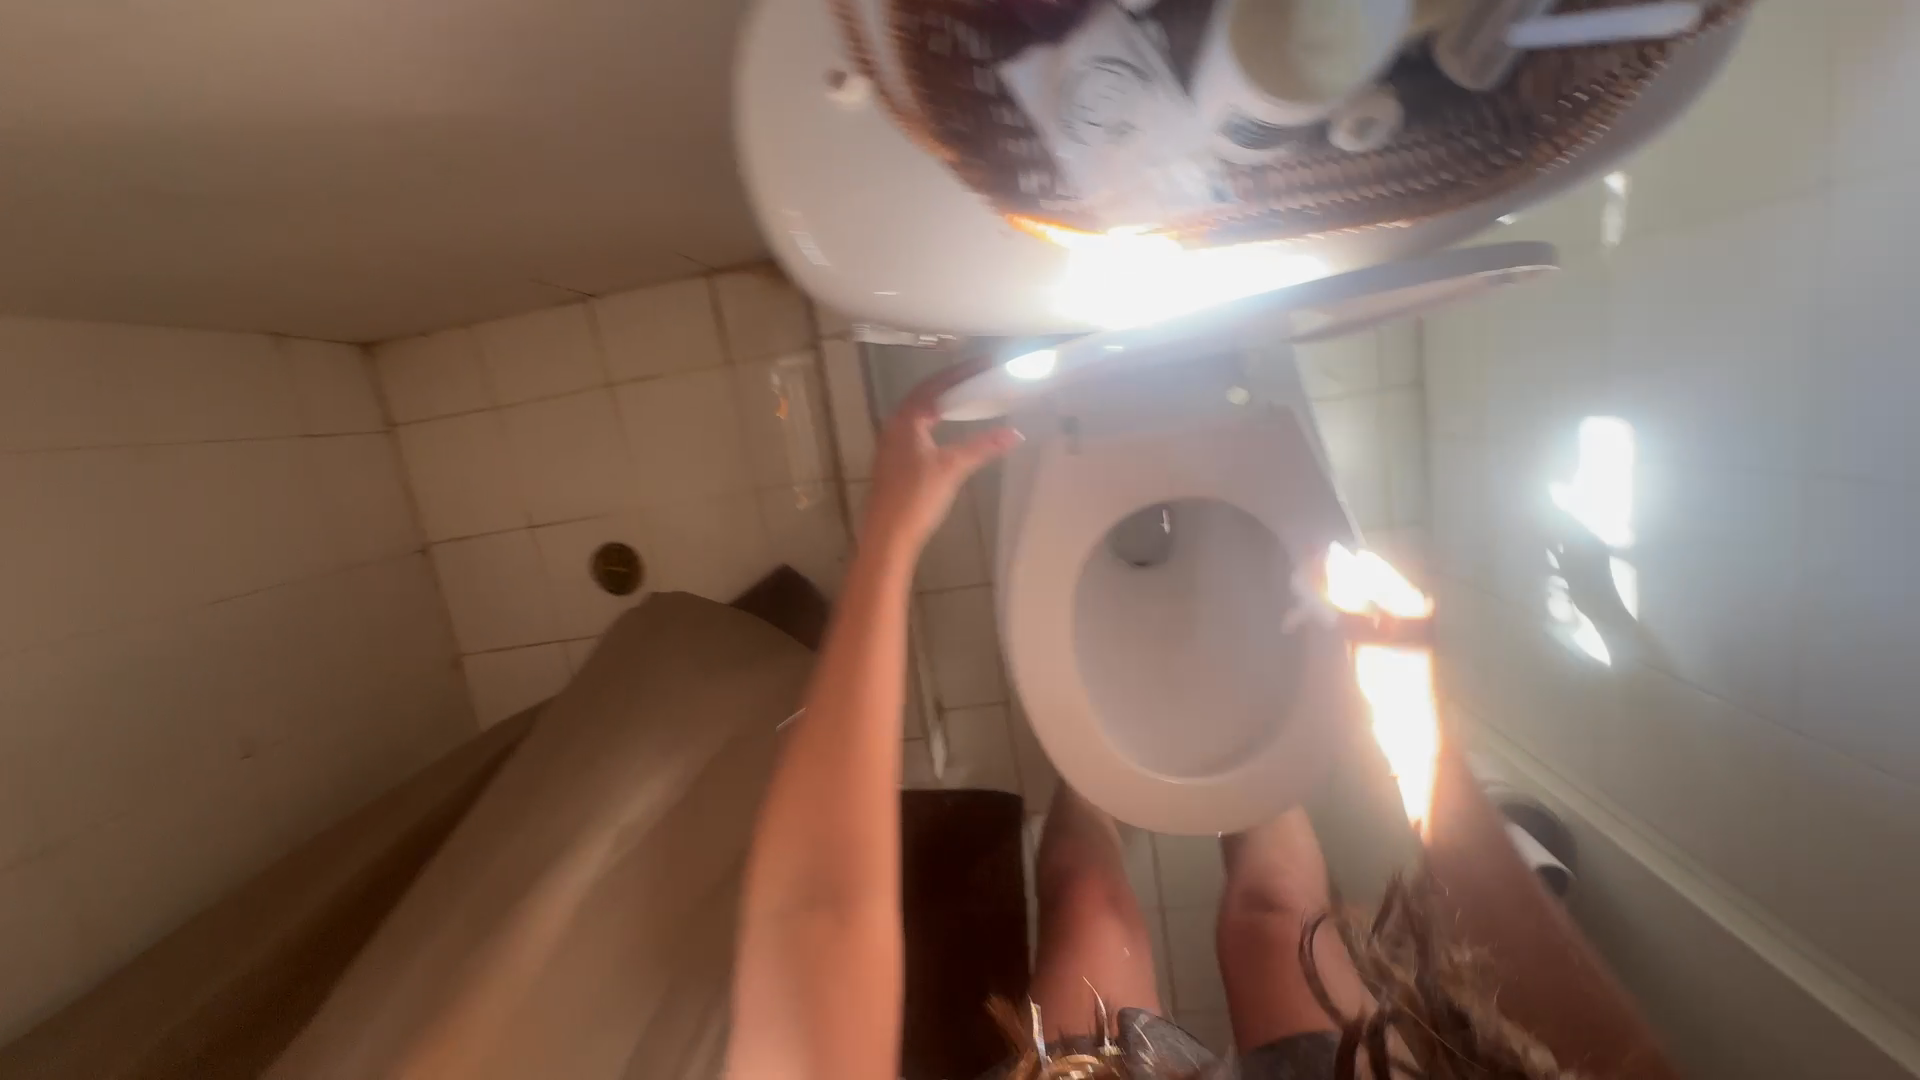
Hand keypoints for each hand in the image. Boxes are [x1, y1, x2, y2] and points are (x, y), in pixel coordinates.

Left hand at [861, 359, 1021, 556]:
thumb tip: (1015, 434)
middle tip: (980, 377)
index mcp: (905, 419)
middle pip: (925, 395)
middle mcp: (894, 426)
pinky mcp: (894, 463)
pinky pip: (918, 430)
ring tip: (969, 398)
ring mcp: (891, 445)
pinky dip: (936, 422)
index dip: (961, 372)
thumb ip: (983, 447)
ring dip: (943, 403)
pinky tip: (949, 431)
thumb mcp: (953, 468)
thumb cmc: (916, 497)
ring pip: (920, 414)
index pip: (936, 384)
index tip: (985, 363)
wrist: (888, 536)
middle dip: (952, 385)